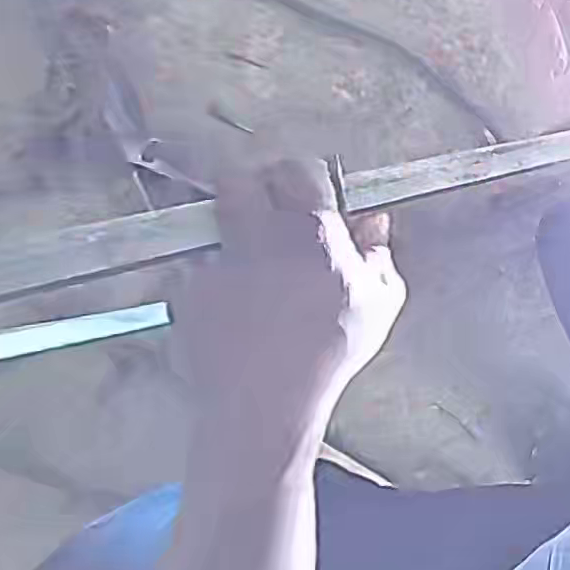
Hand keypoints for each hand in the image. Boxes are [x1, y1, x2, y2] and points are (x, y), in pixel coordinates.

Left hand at [174, 159, 407, 455]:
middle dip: (257, 184)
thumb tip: (375, 224)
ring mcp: (216, 263)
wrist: (266, 398)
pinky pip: (204, 268)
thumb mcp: (383, 299)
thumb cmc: (333, 347)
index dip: (304, 173)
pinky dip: (223, 277)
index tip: (312, 186)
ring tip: (265, 267)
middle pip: (240, 180)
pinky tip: (245, 305)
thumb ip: (379, 253)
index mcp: (311, 232)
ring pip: (220, 225)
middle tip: (277, 206)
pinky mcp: (186, 292)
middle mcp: (257, 237)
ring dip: (241, 233)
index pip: (298, 171)